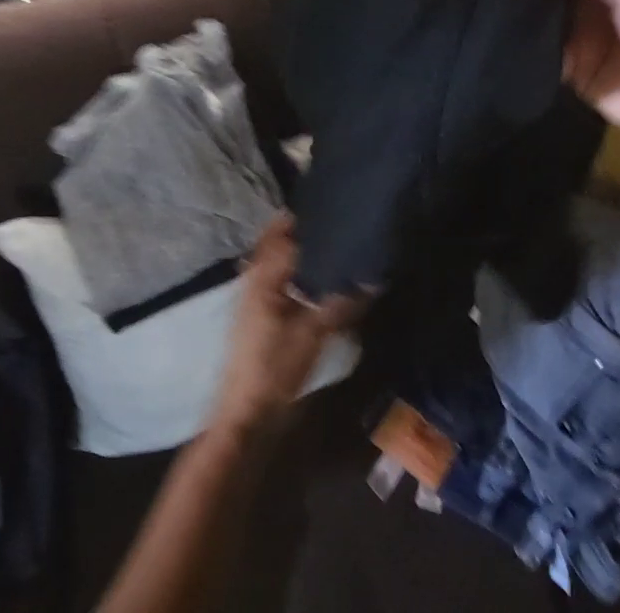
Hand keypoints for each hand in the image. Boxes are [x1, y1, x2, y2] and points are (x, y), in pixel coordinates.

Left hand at [208, 215, 353, 434]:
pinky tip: (320, 276)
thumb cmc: (273, 371)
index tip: (339, 204)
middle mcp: (253, 278)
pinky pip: (279, 276)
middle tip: (340, 219)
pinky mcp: (259, 313)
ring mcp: (253, 295)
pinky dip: (297, 267)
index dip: (310, 216)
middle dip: (304, 227)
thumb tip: (375, 276)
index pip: (285, 231)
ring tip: (336, 242)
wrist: (245, 414)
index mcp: (262, 276)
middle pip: (277, 240)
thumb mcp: (312, 335)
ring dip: (300, 247)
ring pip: (277, 258)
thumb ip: (341, 302)